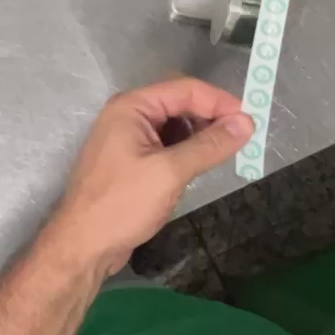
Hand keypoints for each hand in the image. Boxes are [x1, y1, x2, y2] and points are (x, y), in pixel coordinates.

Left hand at [42, 79, 252, 278]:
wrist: (83, 245)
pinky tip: (200, 166)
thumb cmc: (122, 205)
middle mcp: (127, 116)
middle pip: (179, 104)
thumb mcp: (169, 172)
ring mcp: (127, 139)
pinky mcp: (130, 162)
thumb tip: (246, 123)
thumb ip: (209, 146)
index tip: (251, 121)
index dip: (220, 101)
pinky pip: (165, 146)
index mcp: (131, 107)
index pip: (185, 89)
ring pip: (174, 126)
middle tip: (242, 138)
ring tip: (224, 153)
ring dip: (199, 136)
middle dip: (211, 117)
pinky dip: (186, 152)